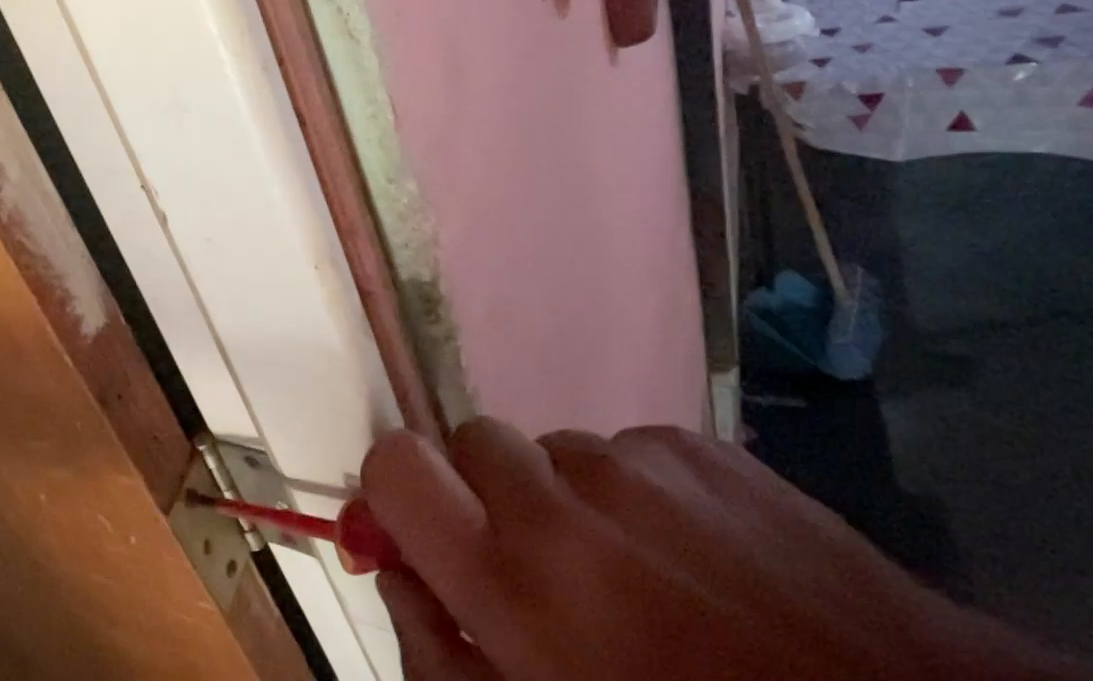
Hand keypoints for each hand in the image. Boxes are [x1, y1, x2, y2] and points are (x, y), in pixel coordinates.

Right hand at [361, 419, 1087, 680]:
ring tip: (633, 574)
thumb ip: (434, 650)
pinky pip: (621, 448)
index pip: (395, 465)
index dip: (393, 492)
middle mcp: (564, 498)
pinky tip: (689, 557)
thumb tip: (394, 567)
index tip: (418, 531)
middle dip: (482, 496)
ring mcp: (637, 460)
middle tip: (534, 566)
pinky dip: (629, 493)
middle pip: (466, 442)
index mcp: (513, 580)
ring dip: (561, 498)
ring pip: (547, 448)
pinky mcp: (700, 445)